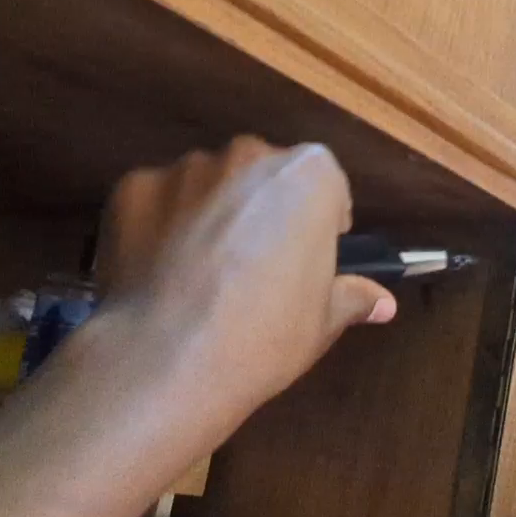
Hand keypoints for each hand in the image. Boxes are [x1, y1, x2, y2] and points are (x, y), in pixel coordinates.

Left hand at [95, 137, 396, 426]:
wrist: (168, 360)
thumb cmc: (264, 337)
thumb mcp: (322, 323)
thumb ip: (353, 296)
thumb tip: (382, 302)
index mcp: (307, 175)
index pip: (325, 183)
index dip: (320, 220)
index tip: (309, 256)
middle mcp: (248, 156)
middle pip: (263, 176)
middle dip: (262, 210)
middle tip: (254, 267)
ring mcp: (185, 168)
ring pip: (208, 186)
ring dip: (210, 215)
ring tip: (199, 275)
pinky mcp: (133, 186)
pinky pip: (158, 202)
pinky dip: (160, 226)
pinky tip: (160, 274)